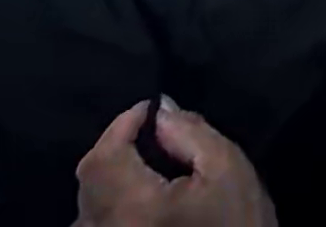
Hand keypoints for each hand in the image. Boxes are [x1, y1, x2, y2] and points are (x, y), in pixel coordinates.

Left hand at [75, 99, 275, 226]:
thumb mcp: (226, 167)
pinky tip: (142, 202)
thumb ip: (189, 132)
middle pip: (90, 181)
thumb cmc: (237, 224)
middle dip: (118, 148)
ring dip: (111, 179)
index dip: (122, 124)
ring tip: (149, 166)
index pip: (102, 157)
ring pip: (88, 210)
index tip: (150, 109)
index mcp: (133, 210)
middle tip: (154, 134)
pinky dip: (111, 208)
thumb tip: (160, 111)